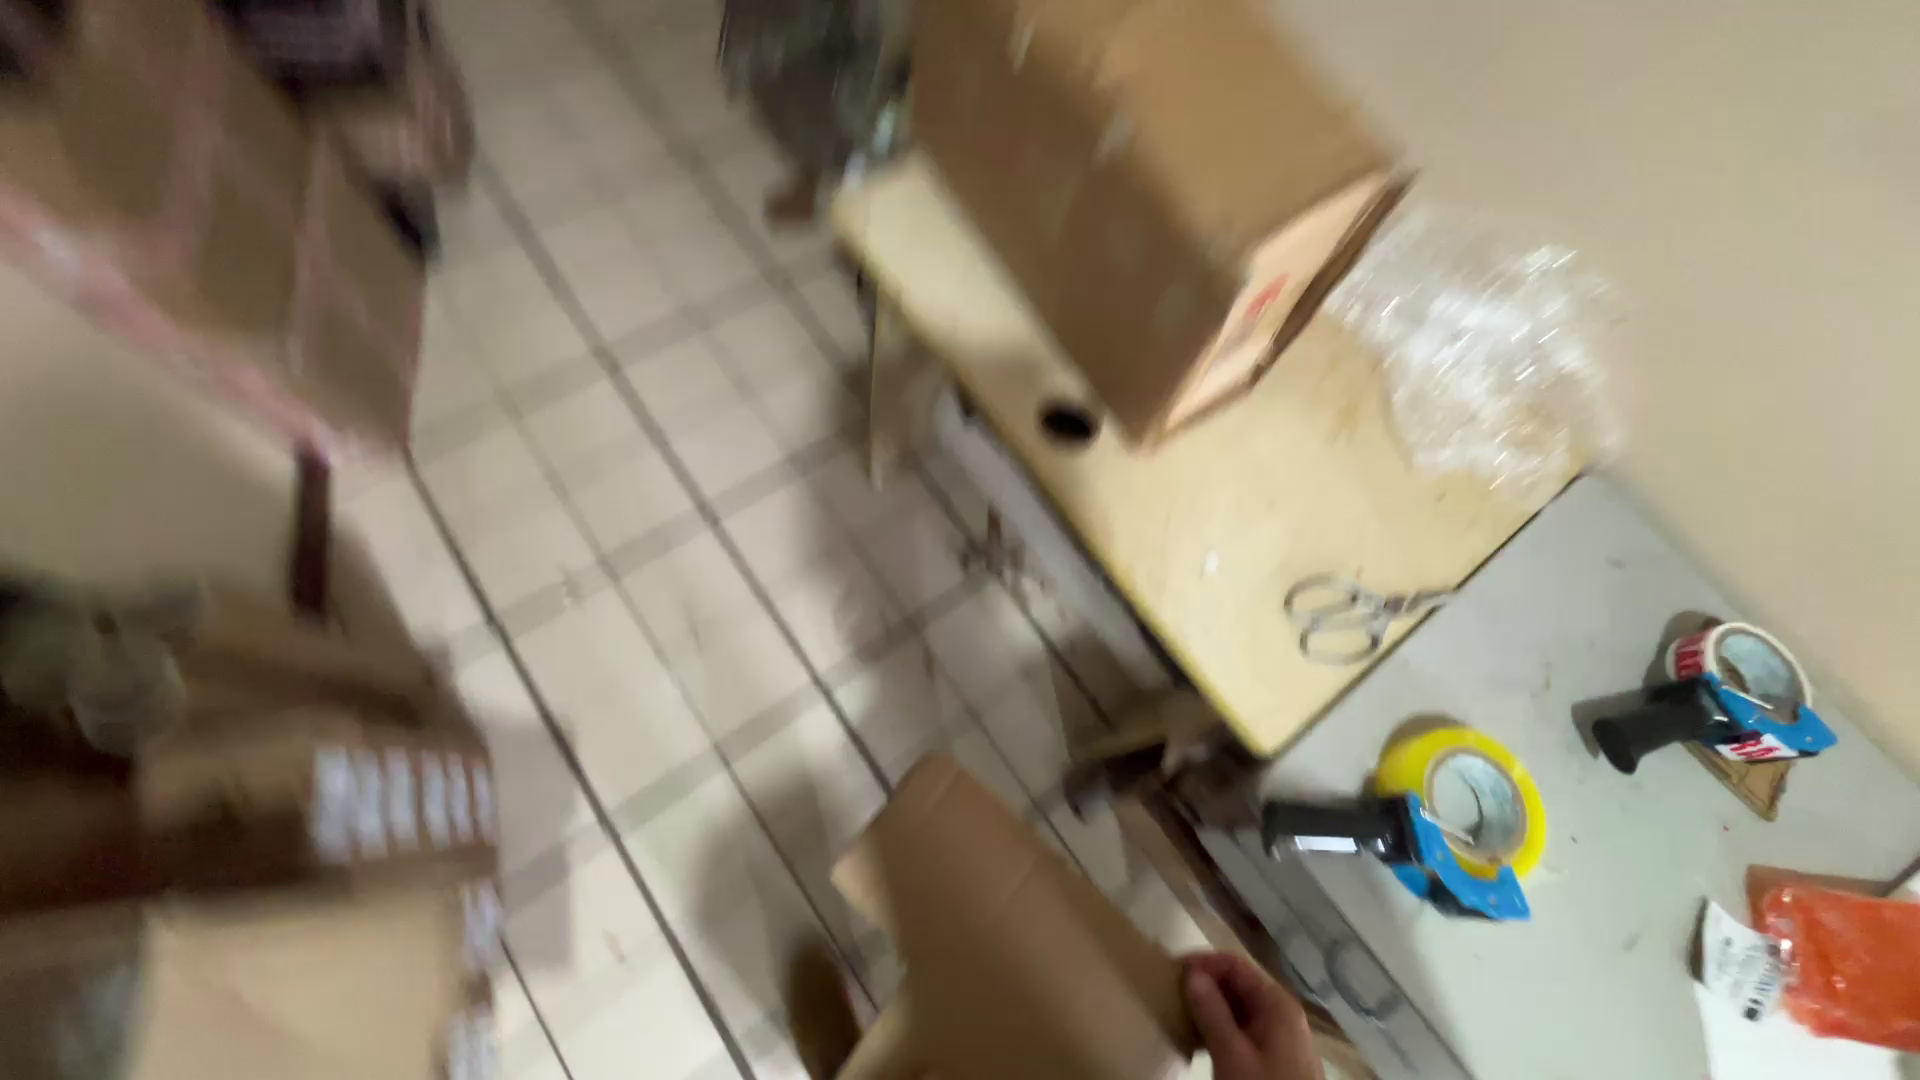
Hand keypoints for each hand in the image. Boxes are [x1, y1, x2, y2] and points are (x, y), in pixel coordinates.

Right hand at [1182, 952, 1322, 1079]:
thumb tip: (1190, 973)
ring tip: (1182, 1019)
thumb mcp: (1232, 1054)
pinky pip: (1243, 1030)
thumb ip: (1211, 1011)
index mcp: (1276, 1003)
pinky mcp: (1275, 1057)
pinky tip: (1201, 1043)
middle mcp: (1281, 1012)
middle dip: (1204, 987)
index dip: (1201, 964)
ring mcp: (1280, 1036)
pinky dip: (1220, 1030)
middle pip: (1236, 984)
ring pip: (1238, 1008)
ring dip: (1210, 1010)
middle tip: (1172, 997)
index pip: (1233, 964)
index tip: (1171, 975)